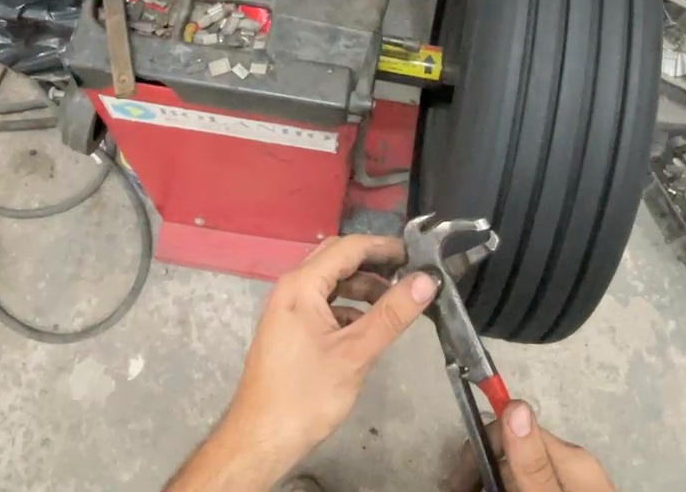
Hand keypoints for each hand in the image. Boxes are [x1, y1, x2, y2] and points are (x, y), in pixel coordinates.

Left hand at [166, 235, 439, 491]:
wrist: (261, 439)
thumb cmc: (305, 394)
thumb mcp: (355, 353)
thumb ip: (391, 314)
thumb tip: (425, 281)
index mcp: (301, 284)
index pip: (347, 247)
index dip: (382, 247)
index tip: (414, 252)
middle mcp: (291, 288)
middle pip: (336, 259)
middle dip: (372, 262)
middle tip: (407, 270)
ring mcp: (288, 309)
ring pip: (330, 282)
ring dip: (361, 285)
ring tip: (394, 298)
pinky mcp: (290, 329)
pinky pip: (322, 303)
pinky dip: (347, 306)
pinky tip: (367, 324)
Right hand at [450, 402, 615, 491]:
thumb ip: (534, 465)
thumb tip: (515, 405)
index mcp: (571, 459)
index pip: (510, 426)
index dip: (478, 451)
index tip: (456, 484)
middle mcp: (570, 464)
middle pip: (511, 451)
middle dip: (480, 472)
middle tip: (458, 491)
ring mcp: (568, 483)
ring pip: (517, 473)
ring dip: (491, 483)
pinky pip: (532, 485)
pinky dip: (509, 488)